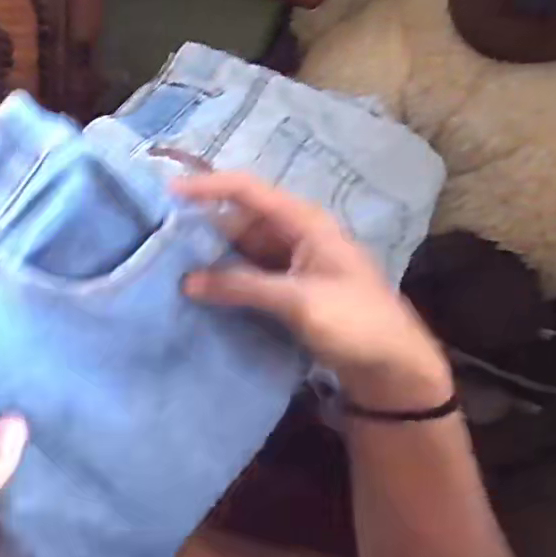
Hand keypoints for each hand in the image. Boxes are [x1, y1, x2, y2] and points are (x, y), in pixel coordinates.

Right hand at [174, 171, 452, 412]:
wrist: (395, 369)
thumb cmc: (356, 322)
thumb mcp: (297, 301)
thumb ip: (240, 286)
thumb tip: (186, 281)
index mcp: (304, 223)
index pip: (248, 191)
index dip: (208, 187)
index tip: (169, 193)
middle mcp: (294, 234)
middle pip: (238, 218)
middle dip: (202, 223)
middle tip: (160, 235)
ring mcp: (289, 261)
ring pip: (238, 246)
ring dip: (209, 252)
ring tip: (168, 259)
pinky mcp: (284, 286)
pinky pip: (244, 271)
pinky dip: (221, 275)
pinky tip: (197, 285)